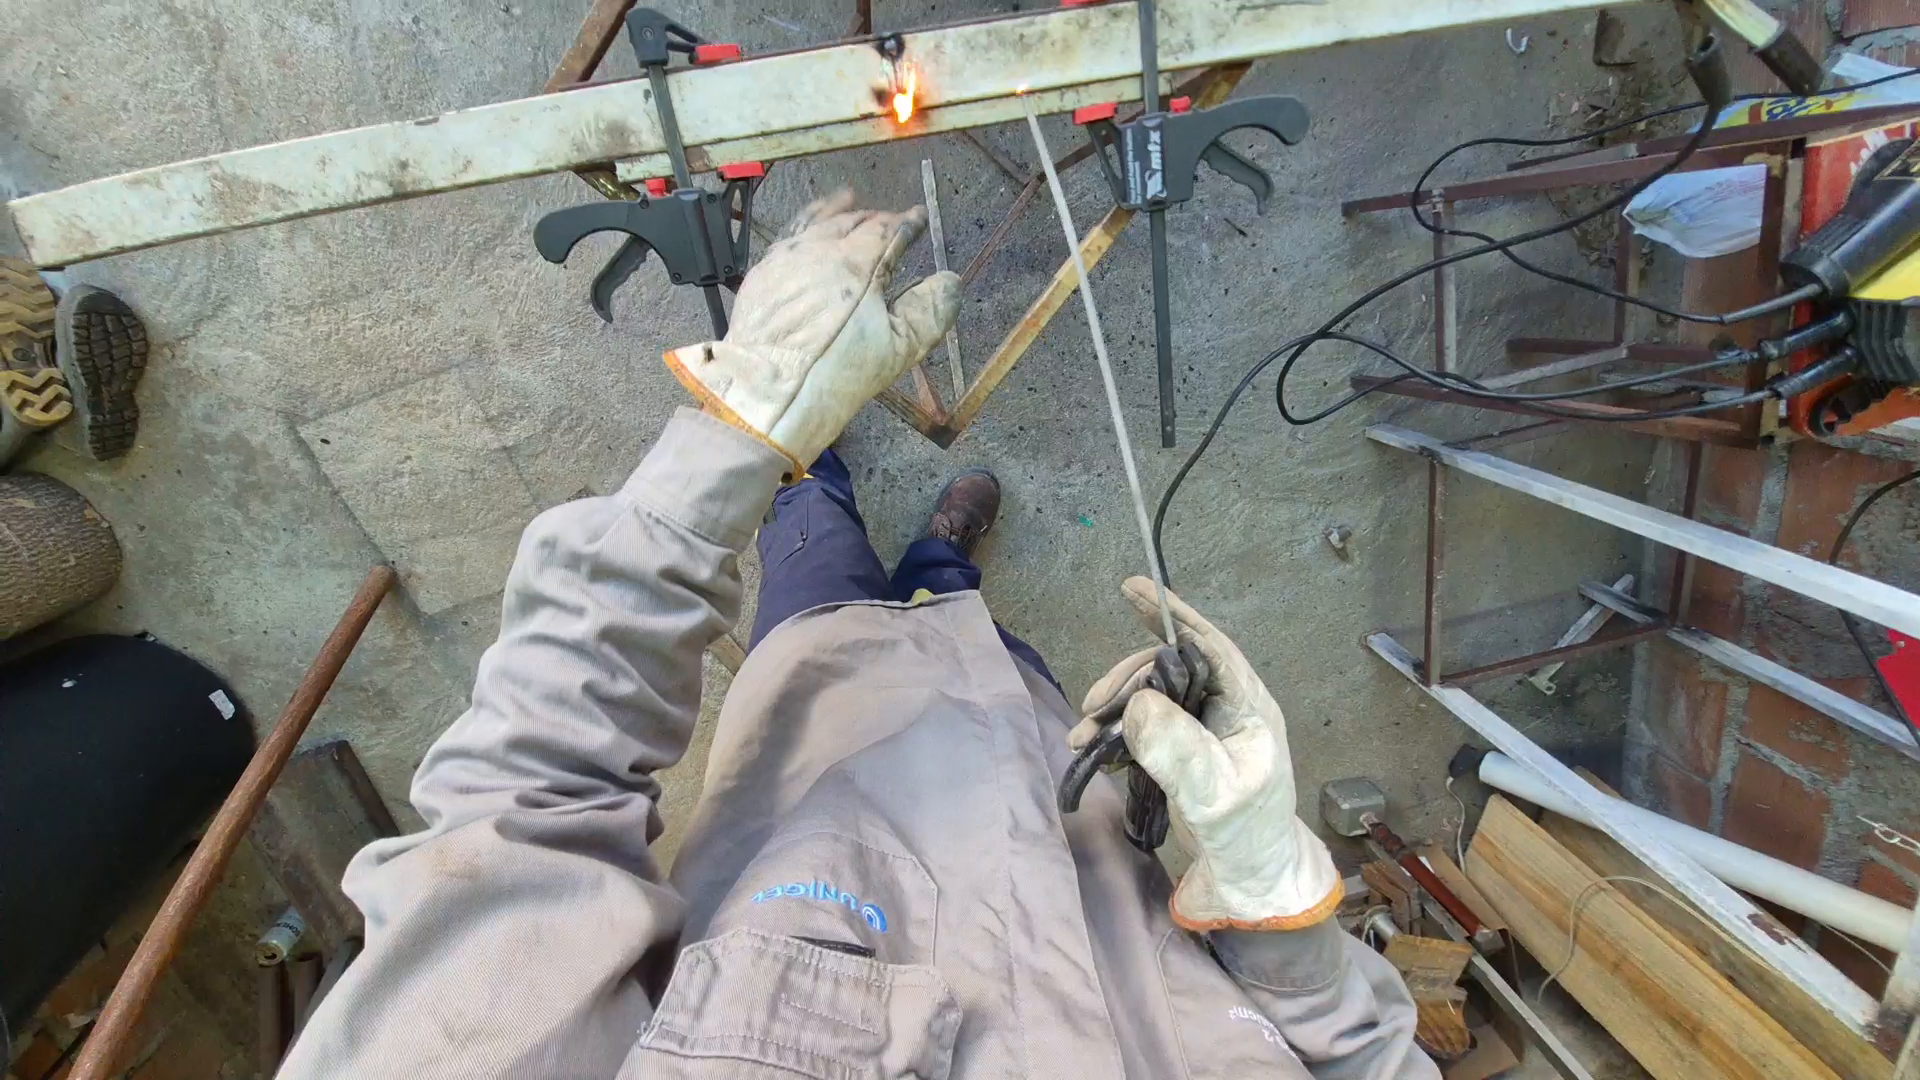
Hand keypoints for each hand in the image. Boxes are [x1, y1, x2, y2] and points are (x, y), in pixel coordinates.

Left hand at [664, 191, 959, 476]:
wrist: (771, 395)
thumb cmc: (838, 375)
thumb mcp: (897, 349)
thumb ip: (929, 311)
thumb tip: (951, 281)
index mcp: (857, 264)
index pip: (889, 230)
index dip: (909, 223)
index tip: (920, 217)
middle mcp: (820, 250)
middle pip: (853, 221)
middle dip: (876, 217)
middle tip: (890, 219)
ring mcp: (787, 259)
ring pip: (816, 222)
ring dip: (836, 210)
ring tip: (847, 199)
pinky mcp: (762, 275)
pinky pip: (788, 236)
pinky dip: (804, 224)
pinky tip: (807, 229)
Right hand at [1079, 577, 1342, 931]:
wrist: (1246, 881)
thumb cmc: (1246, 837)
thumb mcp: (1215, 795)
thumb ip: (1178, 749)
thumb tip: (1137, 704)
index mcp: (1245, 704)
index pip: (1207, 644)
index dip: (1171, 614)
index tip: (1133, 589)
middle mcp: (1221, 704)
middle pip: (1165, 668)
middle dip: (1125, 682)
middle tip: (1092, 708)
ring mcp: (1198, 724)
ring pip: (1148, 694)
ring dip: (1112, 710)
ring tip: (1082, 736)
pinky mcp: (1178, 744)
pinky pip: (1140, 720)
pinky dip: (1114, 729)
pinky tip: (1096, 745)